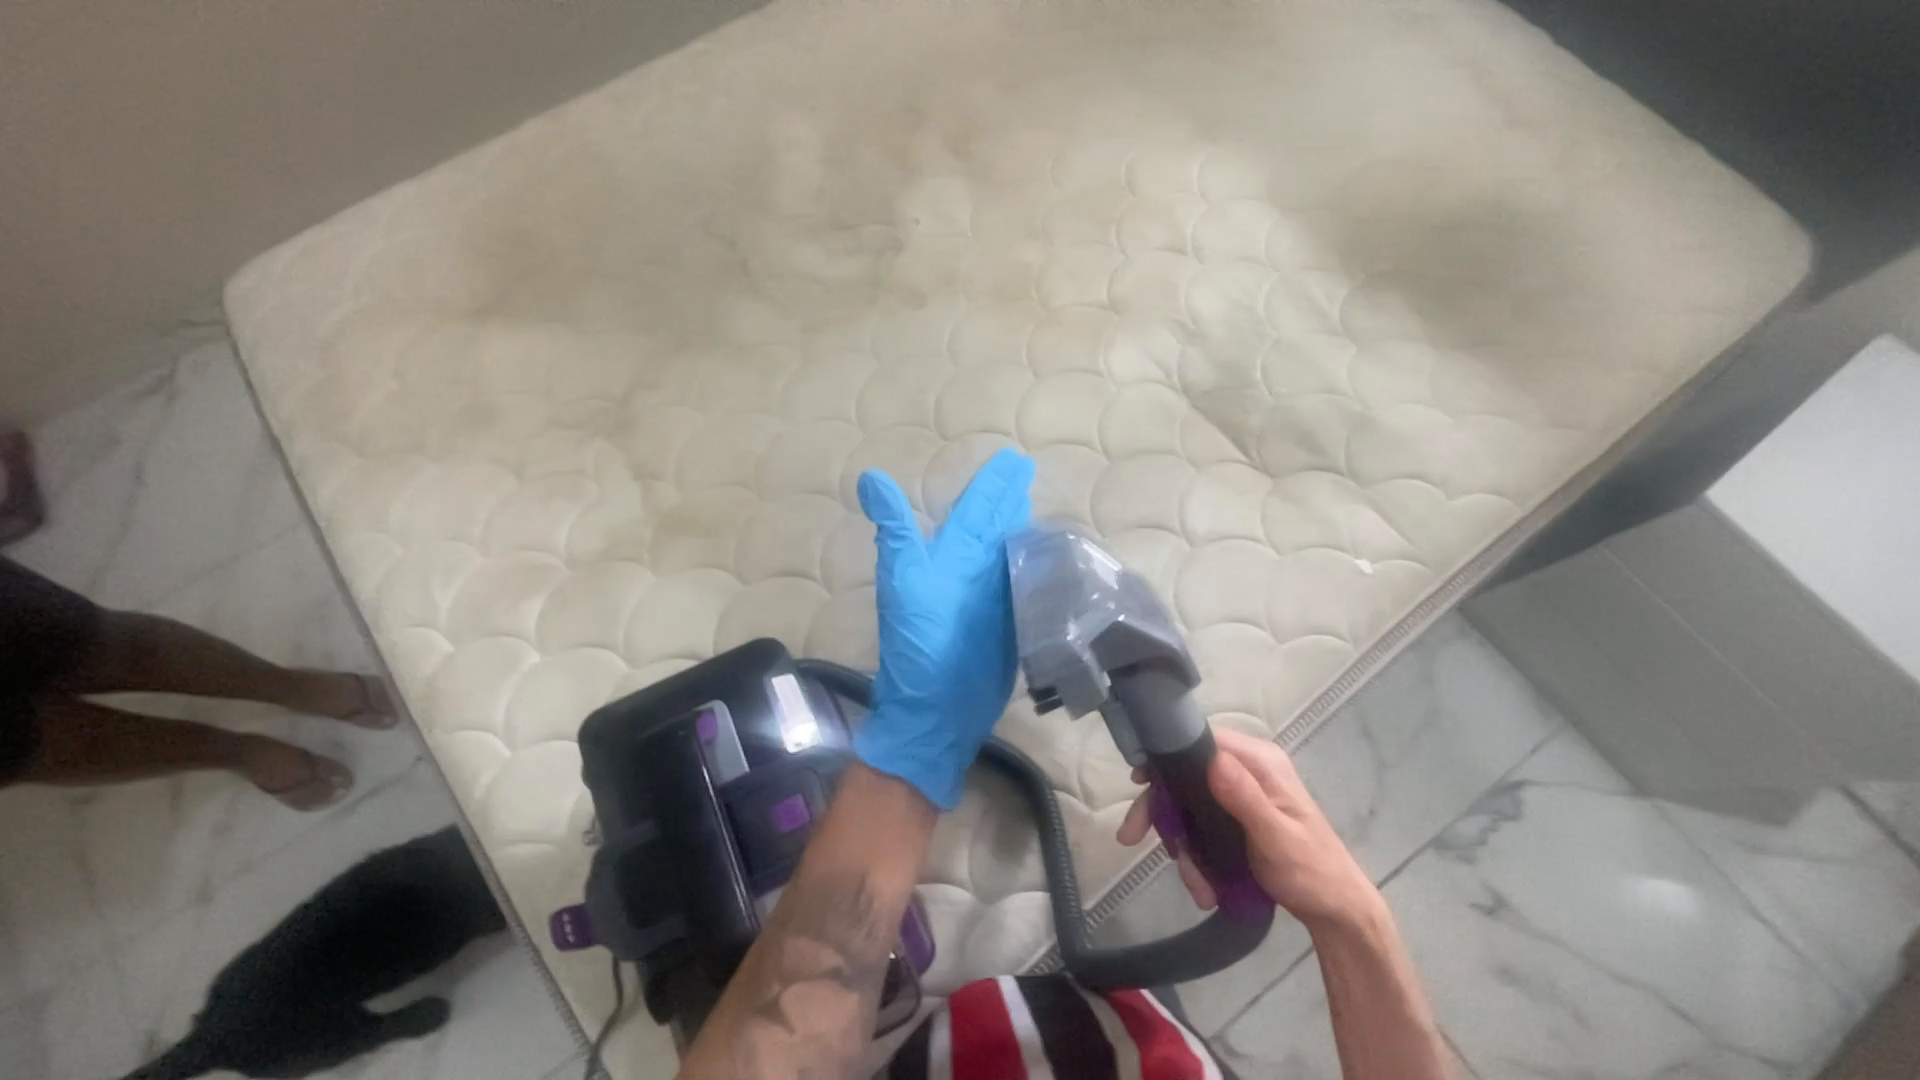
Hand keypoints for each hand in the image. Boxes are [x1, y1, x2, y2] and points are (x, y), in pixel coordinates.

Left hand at [852, 448, 1035, 809]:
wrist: (937, 708)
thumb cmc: (918, 644)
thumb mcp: (903, 580)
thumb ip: (896, 531)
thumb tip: (871, 476)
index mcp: (949, 555)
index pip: (975, 509)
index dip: (993, 485)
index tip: (1012, 460)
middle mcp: (972, 570)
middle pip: (996, 526)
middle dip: (1010, 499)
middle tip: (1027, 469)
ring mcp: (994, 598)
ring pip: (1012, 552)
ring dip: (1025, 528)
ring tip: (1037, 502)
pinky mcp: (1012, 623)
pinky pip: (1029, 586)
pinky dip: (1040, 568)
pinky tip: (1052, 555)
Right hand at [1118, 727, 1380, 929]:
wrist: (1338, 912)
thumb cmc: (1312, 872)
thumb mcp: (1276, 837)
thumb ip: (1245, 798)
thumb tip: (1213, 759)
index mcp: (1260, 762)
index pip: (1201, 741)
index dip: (1166, 759)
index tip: (1140, 784)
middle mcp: (1248, 769)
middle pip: (1187, 775)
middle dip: (1163, 812)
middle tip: (1131, 836)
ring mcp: (1242, 794)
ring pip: (1190, 805)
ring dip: (1182, 844)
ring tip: (1194, 884)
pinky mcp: (1238, 817)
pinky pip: (1201, 825)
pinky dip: (1196, 853)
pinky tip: (1203, 885)